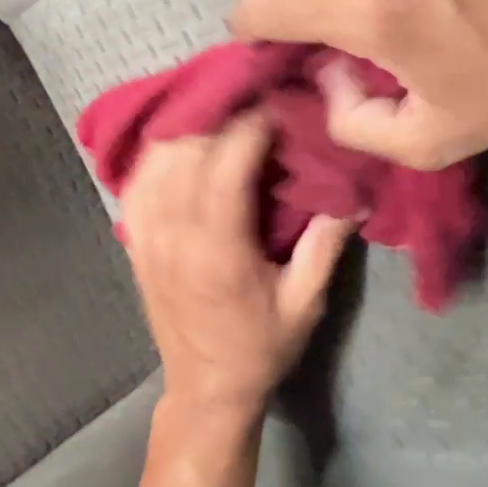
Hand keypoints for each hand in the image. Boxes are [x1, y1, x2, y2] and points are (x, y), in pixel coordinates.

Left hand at [120, 114, 358, 418]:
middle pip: (186, 151)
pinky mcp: (134, 240)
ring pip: (155, 159)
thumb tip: (354, 193)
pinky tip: (179, 142)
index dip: (251, 126)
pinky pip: (135, 181)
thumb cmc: (260, 347)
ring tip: (220, 111)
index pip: (226, 165)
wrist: (205, 389)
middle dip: (219, 115)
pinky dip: (156, 153)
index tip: (276, 106)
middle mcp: (174, 236)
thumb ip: (324, 244)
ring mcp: (146, 237)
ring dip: (186, 127)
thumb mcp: (304, 302)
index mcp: (219, 251)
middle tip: (250, 97)